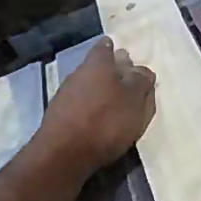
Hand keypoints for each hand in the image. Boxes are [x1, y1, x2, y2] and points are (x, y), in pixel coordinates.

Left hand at [37, 37, 155, 176]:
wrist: (63, 153)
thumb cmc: (106, 122)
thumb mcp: (134, 101)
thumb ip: (141, 82)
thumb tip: (142, 70)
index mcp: (98, 64)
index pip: (106, 46)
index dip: (115, 50)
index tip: (125, 59)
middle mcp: (79, 73)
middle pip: (97, 67)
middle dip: (111, 72)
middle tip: (126, 83)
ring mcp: (65, 94)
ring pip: (88, 86)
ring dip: (101, 92)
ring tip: (116, 105)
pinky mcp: (59, 115)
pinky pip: (80, 104)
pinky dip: (91, 108)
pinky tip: (98, 119)